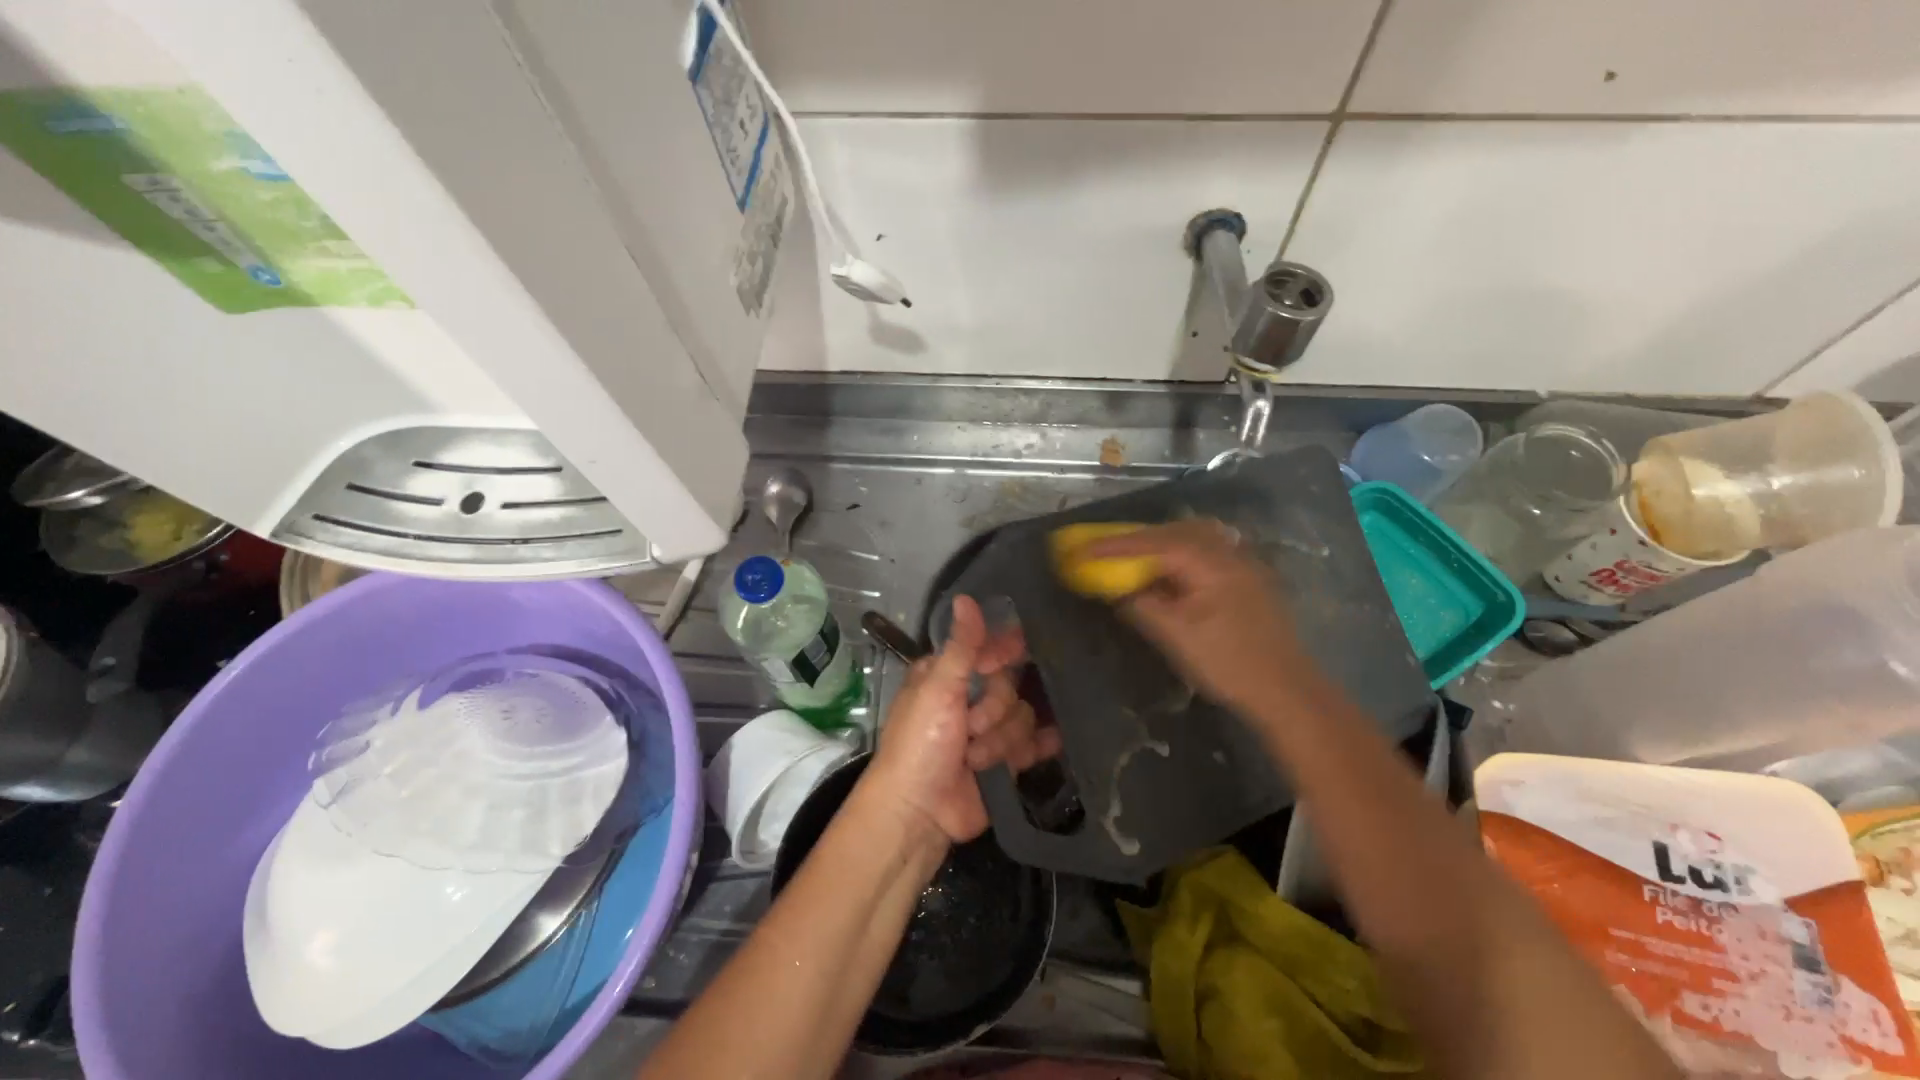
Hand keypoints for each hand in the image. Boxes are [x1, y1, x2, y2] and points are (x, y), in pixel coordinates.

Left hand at [861, 595, 1061, 843]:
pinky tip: (1050, 743)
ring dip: (1000, 741)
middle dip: (993, 709)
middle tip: (970, 726)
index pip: (986, 650)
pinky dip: (1038, 746)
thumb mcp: (937, 688)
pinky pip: (1033, 745)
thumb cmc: (920, 743)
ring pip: (1021, 718)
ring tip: (975, 759)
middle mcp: (967, 700)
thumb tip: (965, 598)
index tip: (1013, 654)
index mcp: (945, 677)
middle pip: (1009, 686)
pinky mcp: (1003, 763)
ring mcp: (986, 733)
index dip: (1001, 652)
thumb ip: (961, 646)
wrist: (919, 811)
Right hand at [1085, 519, 1319, 712]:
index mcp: (1209, 561)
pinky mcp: (1249, 578)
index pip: (1152, 542)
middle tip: (1104, 550)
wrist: (1286, 690)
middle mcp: (1228, 551)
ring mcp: (1243, 563)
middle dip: (1136, 539)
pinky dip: (1181, 553)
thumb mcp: (1174, 636)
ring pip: (1194, 537)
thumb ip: (1140, 605)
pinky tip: (1171, 570)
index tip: (1080, 550)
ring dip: (1160, 543)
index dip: (1113, 545)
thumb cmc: (1227, 663)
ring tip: (1134, 557)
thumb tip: (1115, 589)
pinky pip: (1208, 550)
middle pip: (1174, 531)